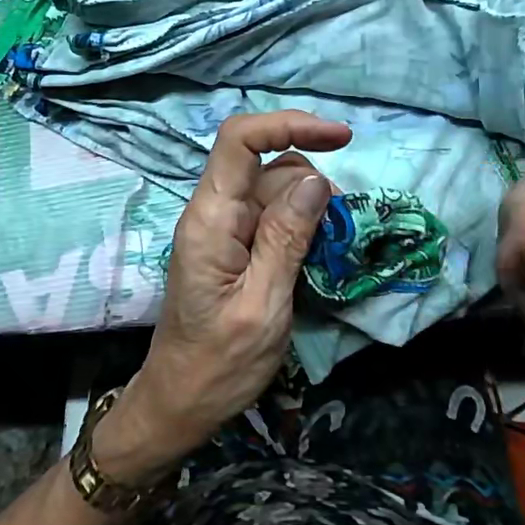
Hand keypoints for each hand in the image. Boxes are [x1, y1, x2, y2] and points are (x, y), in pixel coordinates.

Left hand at [95, 111, 350, 485]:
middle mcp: (212, 213)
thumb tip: (315, 178)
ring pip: (275, 190)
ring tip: (328, 256)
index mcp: (210, 220)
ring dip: (311, 210)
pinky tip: (314, 260)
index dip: (289, 125)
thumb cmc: (220, 364)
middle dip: (312, 186)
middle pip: (267, 166)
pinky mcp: (232, 246)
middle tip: (341, 236)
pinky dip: (300, 228)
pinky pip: (271, 218)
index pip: (239, 140)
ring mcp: (221, 229)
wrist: (182, 399)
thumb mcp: (264, 305)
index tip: (342, 138)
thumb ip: (286, 238)